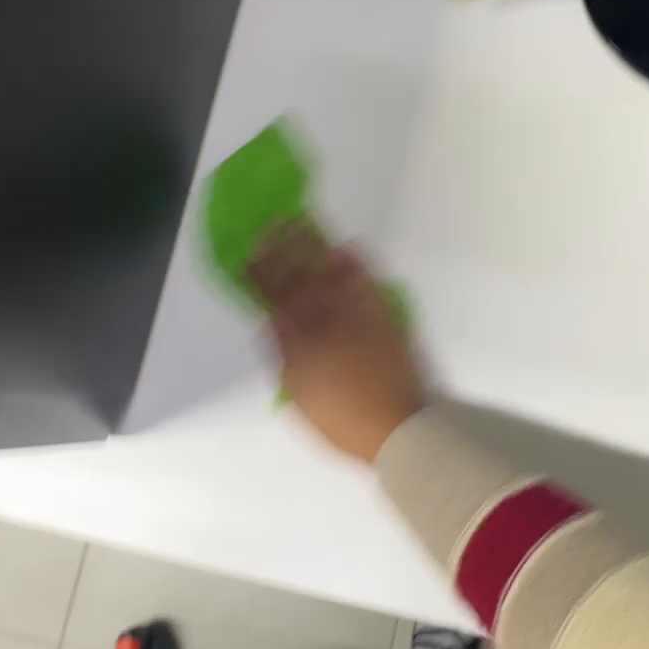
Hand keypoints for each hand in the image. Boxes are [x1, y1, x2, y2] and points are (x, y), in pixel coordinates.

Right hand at [246, 221, 426, 462]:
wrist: (400, 427)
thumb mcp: (300, 395)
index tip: (248, 251)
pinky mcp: (386, 319)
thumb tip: (273, 322)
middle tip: (271, 222)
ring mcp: (361, 315)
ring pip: (333, 272)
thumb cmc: (343, 420)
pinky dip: (355, 265)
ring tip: (301, 221)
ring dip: (315, 245)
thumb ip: (284, 355)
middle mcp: (330, 318)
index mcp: (303, 338)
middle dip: (284, 248)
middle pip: (302, 276)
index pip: (275, 298)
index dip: (260, 273)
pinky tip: (346, 250)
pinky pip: (367, 283)